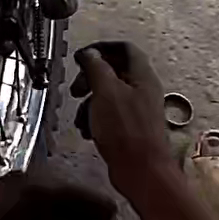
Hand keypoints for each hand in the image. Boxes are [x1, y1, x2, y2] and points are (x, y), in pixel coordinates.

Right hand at [71, 41, 179, 194]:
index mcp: (142, 76)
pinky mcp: (130, 128)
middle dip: (91, 79)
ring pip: (108, 96)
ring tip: (80, 118)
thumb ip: (97, 68)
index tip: (81, 57)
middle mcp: (142, 90)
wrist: (141, 171)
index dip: (101, 48)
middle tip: (76, 90)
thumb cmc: (125, 130)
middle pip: (114, 72)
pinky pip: (109, 115)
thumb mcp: (106, 92)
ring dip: (89, 103)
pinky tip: (88, 132)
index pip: (124, 49)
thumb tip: (89, 53)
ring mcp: (137, 110)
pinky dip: (95, 119)